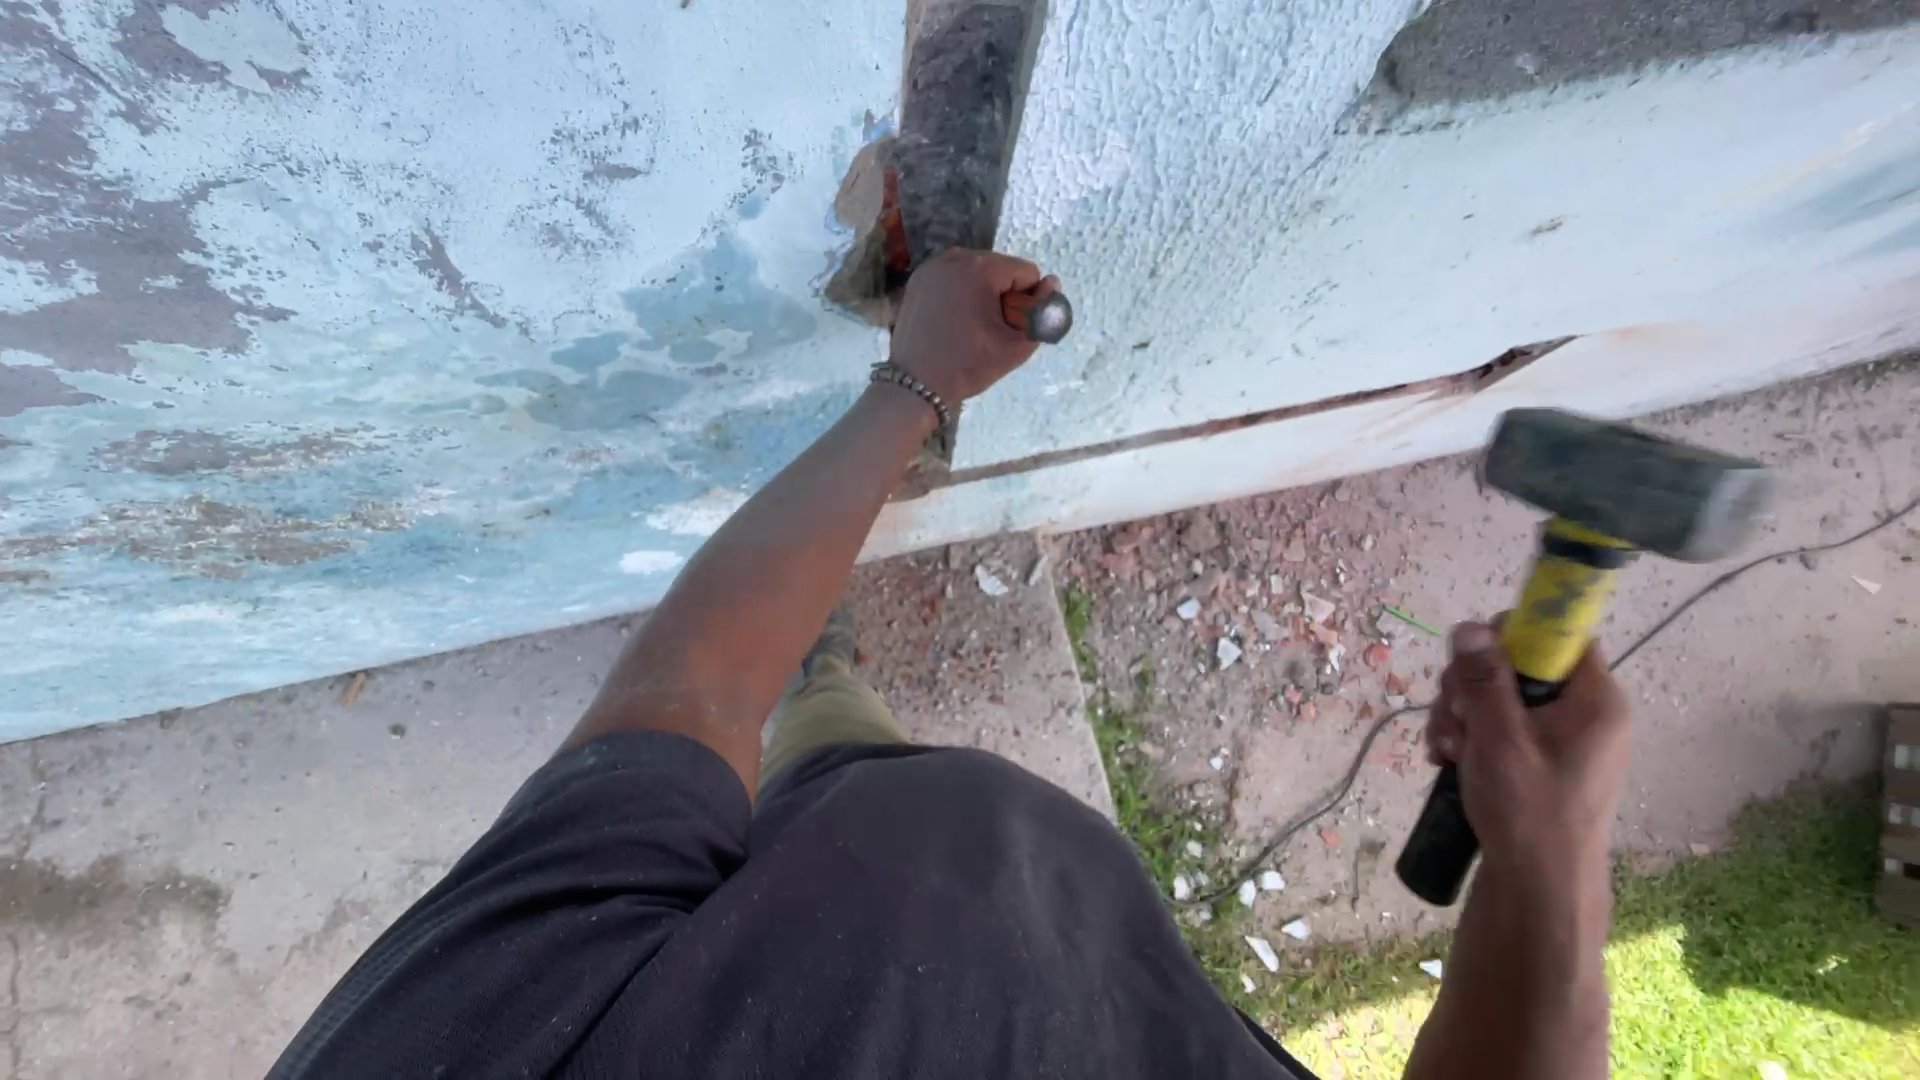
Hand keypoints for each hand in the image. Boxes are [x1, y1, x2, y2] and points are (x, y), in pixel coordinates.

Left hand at [890, 248, 1056, 402]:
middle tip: (989, 331)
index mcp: (981, 268)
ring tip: (971, 327)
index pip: (1026, 273)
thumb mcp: (1016, 346)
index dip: (1027, 301)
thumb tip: (1052, 284)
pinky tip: (953, 322)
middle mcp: (955, 257)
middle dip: (1004, 296)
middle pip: (1000, 269)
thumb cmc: (968, 366)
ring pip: (977, 273)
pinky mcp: (918, 279)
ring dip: (983, 295)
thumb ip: (1042, 313)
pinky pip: (953, 279)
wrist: (915, 385)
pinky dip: (960, 295)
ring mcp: (932, 266)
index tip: (1009, 328)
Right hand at [1426, 621, 1632, 884]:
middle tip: (1454, 721)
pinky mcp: (1540, 753)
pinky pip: (1498, 721)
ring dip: (1460, 714)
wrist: (1539, 886)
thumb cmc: (1528, 810)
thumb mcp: (1498, 739)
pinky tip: (1450, 758)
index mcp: (1594, 700)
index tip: (1473, 661)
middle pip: (1515, 663)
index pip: (1558, 634)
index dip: (1511, 636)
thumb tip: (1470, 626)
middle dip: (1470, 686)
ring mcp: (1561, 733)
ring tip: (1448, 750)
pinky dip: (1469, 734)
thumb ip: (1484, 680)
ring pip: (1497, 693)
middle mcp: (1583, 709)